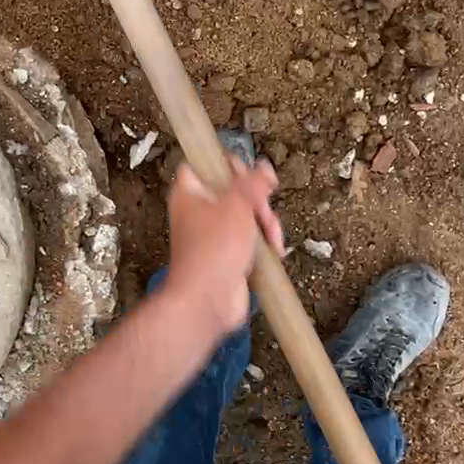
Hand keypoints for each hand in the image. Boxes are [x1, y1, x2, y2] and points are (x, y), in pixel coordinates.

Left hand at [161, 155, 282, 336]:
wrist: (208, 299)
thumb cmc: (215, 247)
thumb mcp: (237, 205)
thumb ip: (252, 182)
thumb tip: (263, 167)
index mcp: (190, 192)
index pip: (203, 164)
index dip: (226, 164)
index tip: (248, 170)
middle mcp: (198, 211)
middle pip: (232, 190)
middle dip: (256, 199)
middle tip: (263, 209)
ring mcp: (214, 234)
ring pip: (245, 215)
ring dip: (264, 222)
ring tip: (271, 235)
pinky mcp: (228, 254)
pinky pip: (249, 238)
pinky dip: (263, 242)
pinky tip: (274, 249)